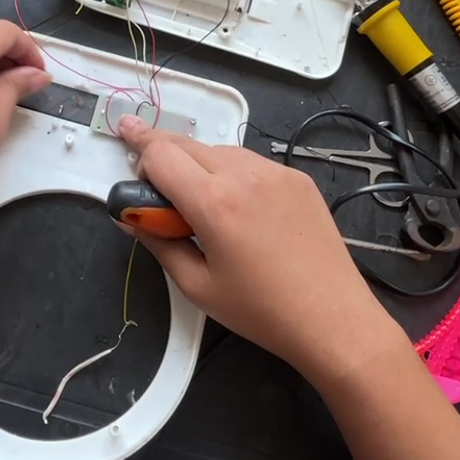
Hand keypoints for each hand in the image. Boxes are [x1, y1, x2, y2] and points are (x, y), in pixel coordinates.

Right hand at [117, 115, 403, 386]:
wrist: (336, 320)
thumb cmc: (261, 311)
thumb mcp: (197, 286)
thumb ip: (157, 242)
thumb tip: (127, 216)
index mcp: (213, 202)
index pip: (160, 154)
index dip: (138, 150)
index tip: (124, 139)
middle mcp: (243, 174)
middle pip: (186, 143)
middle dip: (160, 149)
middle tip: (143, 162)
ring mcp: (275, 171)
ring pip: (218, 149)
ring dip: (196, 162)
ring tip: (193, 197)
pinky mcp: (297, 177)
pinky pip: (250, 161)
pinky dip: (230, 171)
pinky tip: (234, 204)